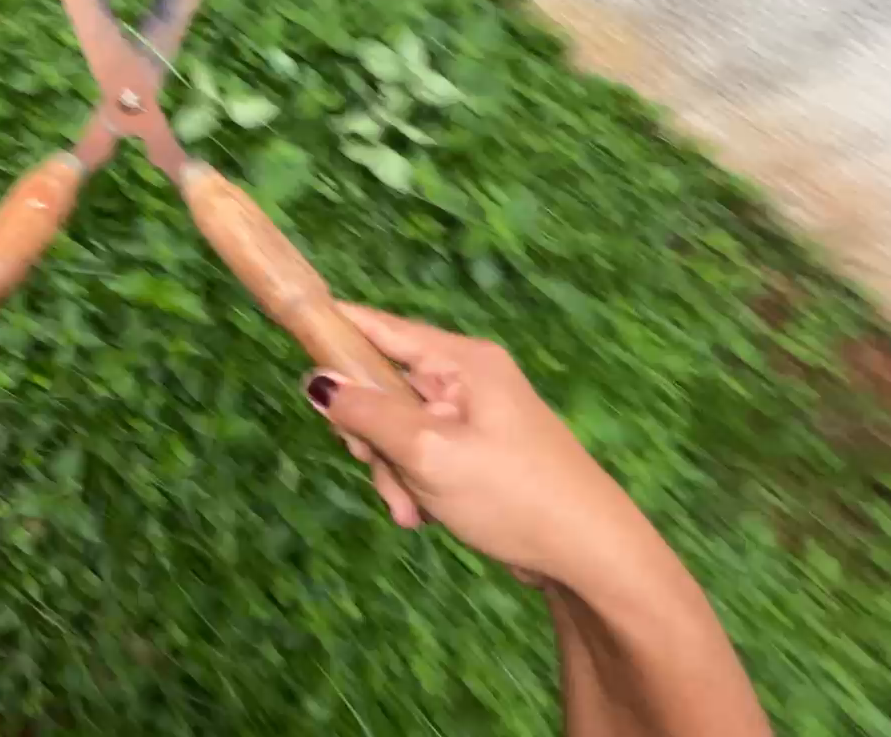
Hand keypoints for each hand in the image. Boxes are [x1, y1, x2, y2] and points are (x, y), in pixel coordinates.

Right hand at [304, 303, 653, 585]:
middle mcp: (463, 375)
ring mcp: (469, 411)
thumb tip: (312, 379)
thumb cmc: (512, 495)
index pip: (376, 325)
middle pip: (378, 382)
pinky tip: (421, 512)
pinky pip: (416, 447)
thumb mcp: (425, 451)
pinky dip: (410, 478)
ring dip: (388, 465)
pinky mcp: (473, 444)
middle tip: (370, 464)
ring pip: (392, 422)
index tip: (291, 343)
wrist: (599, 565)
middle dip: (365, 429)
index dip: (330, 329)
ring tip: (408, 508)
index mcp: (458, 360)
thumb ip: (363, 410)